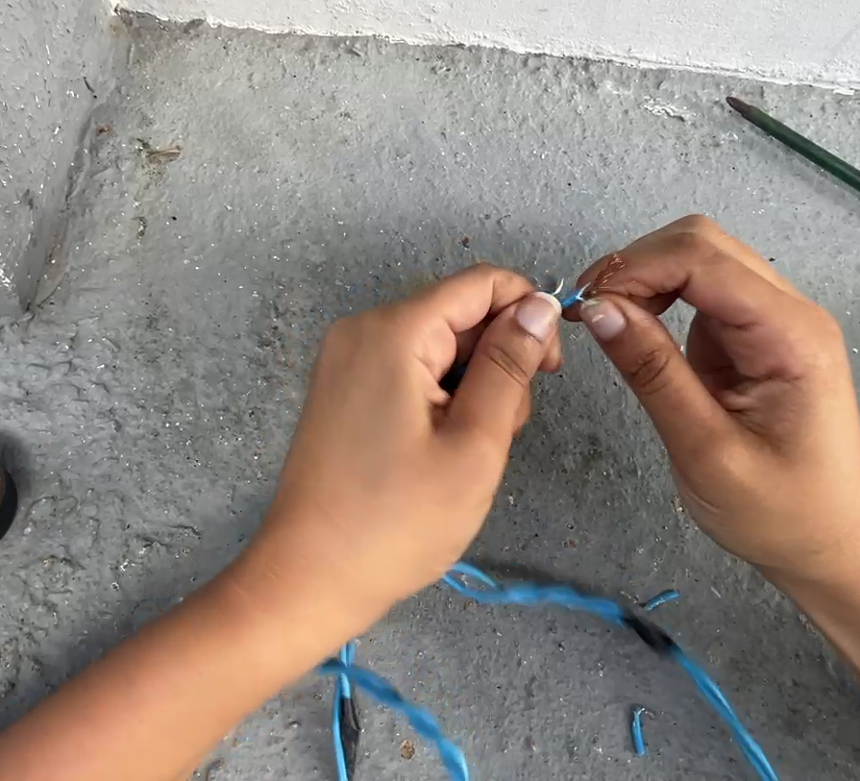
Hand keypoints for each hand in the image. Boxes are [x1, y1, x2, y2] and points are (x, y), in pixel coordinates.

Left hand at [234, 264, 562, 635]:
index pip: (481, 283)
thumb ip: (510, 366)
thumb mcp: (474, 444)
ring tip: (463, 451)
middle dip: (497, 360)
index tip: (550, 370)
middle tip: (497, 432)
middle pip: (458, 313)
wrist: (309, 577)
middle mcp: (363, 328)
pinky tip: (438, 446)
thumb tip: (540, 306)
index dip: (528, 313)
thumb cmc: (396, 521)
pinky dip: (439, 395)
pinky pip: (409, 366)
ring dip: (471, 385)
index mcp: (393, 330)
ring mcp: (347, 356)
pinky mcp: (344, 385)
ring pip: (438, 344)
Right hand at [568, 216, 859, 589]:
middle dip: (635, 263)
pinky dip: (654, 292)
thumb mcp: (704, 449)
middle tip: (587, 310)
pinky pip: (697, 286)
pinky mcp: (751, 333)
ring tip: (601, 316)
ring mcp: (772, 319)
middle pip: (701, 242)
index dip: (635, 268)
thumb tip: (596, 308)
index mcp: (791, 336)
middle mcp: (788, 312)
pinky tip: (631, 323)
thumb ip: (651, 371)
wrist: (829, 549)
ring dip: (642, 274)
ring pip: (697, 255)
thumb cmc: (776, 513)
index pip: (703, 260)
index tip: (583, 306)